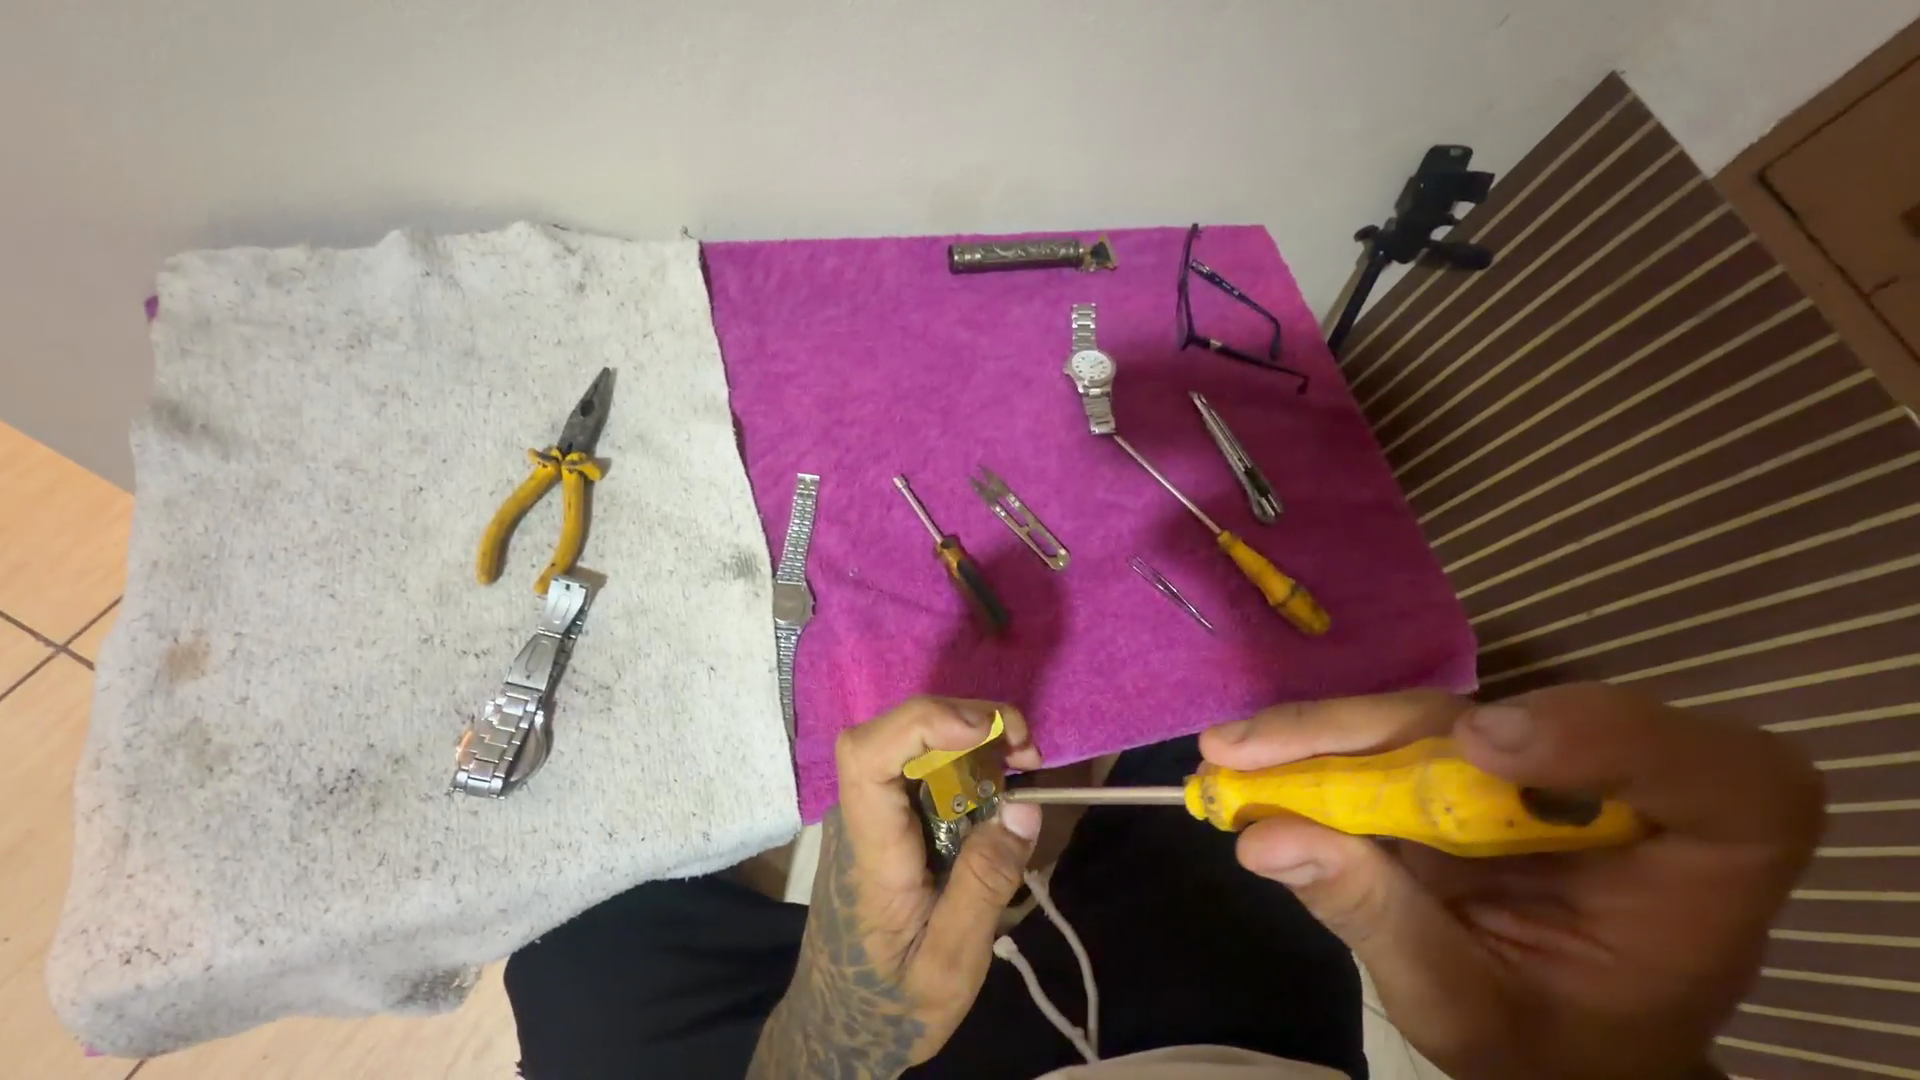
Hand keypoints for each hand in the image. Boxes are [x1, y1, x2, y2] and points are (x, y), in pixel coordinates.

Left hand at [748, 697, 1043, 1079]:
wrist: (845, 1025)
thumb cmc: (893, 1002)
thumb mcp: (951, 962)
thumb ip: (985, 883)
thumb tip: (1024, 803)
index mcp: (869, 851)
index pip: (867, 758)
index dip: (922, 724)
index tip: (985, 732)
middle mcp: (860, 817)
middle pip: (893, 734)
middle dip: (962, 720)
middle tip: (1025, 747)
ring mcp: (870, 814)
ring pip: (909, 744)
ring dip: (969, 736)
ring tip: (1022, 758)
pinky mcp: (886, 820)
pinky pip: (920, 769)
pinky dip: (964, 759)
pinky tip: (999, 778)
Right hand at [1201, 684, 1822, 1079]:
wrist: (1546, 1042)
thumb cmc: (1545, 1046)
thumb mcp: (1465, 1011)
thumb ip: (1380, 924)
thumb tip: (1262, 840)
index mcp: (1696, 861)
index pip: (1708, 772)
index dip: (1601, 735)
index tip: (1479, 746)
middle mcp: (1617, 788)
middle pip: (1505, 724)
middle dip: (1368, 731)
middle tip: (1251, 749)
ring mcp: (1532, 764)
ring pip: (1427, 719)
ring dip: (1319, 733)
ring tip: (1228, 754)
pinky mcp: (1465, 760)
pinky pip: (1392, 735)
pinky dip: (1316, 746)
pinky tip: (1251, 756)